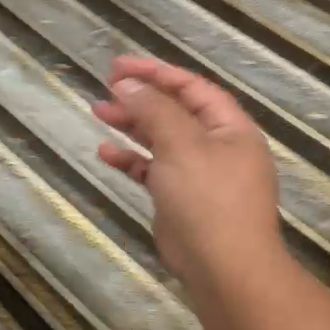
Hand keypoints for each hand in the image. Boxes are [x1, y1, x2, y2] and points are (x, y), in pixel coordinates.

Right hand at [90, 56, 282, 281]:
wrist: (223, 263)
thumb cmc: (208, 198)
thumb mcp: (182, 145)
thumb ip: (155, 110)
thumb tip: (127, 84)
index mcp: (231, 131)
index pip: (195, 90)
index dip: (158, 73)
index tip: (119, 66)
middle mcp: (218, 147)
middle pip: (177, 111)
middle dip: (142, 96)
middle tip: (106, 86)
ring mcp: (199, 173)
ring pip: (161, 137)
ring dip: (131, 123)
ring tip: (98, 112)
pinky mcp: (179, 196)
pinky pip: (151, 167)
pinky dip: (129, 157)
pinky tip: (105, 152)